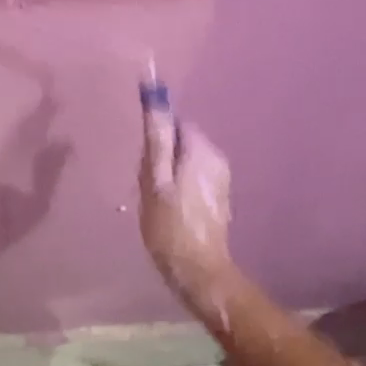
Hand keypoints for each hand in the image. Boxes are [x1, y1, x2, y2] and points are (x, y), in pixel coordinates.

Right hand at [137, 103, 232, 292]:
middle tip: (146, 186)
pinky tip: (170, 209)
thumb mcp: (154, 180)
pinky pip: (194, 176)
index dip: (155, 138)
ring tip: (156, 200)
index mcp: (201, 148)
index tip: (143, 163)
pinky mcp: (220, 196)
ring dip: (169, 172)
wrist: (199, 271)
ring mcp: (222, 178)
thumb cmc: (169, 226)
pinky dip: (179, 185)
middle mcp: (217, 157)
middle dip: (161, 156)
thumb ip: (156, 136)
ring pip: (186, 159)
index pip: (175, 121)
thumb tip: (155, 93)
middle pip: (180, 140)